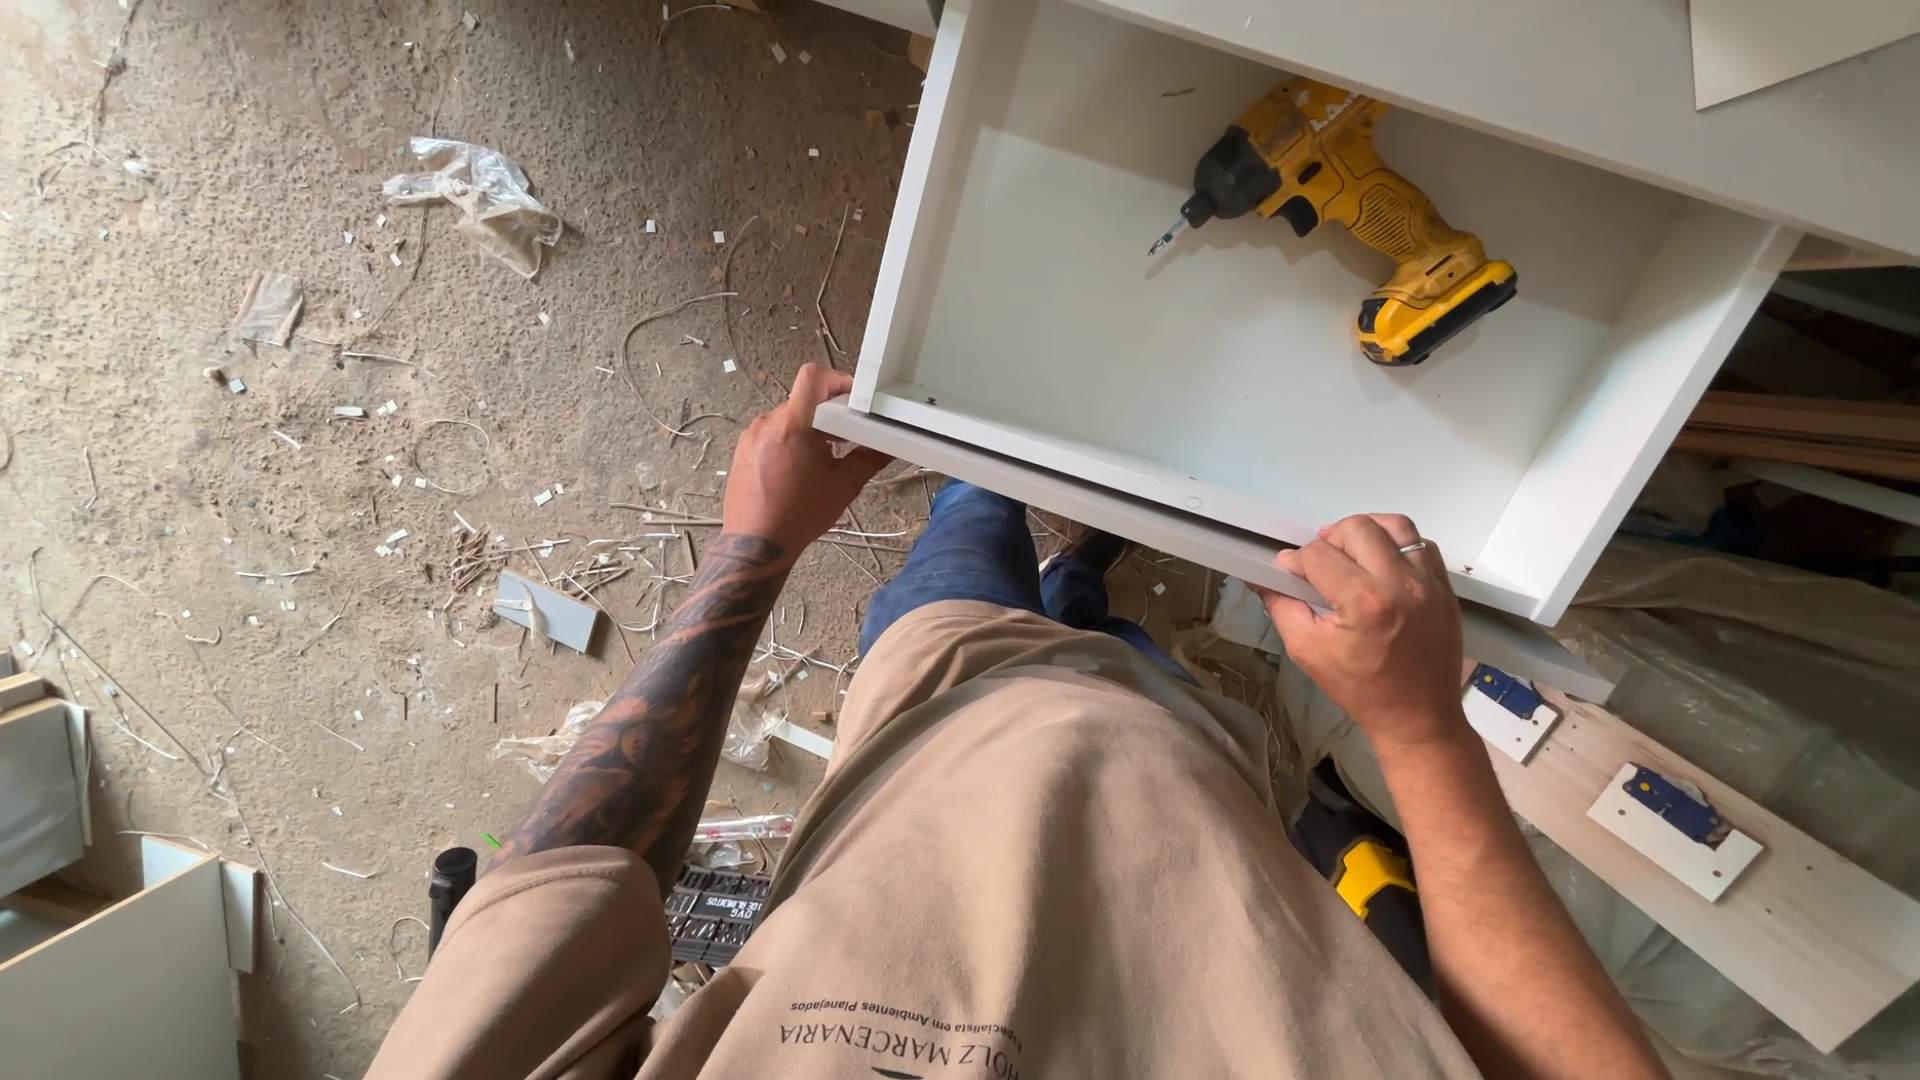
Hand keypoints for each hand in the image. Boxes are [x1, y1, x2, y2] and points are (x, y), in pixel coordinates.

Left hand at [721, 364, 890, 564]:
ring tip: (824, 457)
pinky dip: (790, 442)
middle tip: (847, 435)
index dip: (837, 380)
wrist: (757, 542)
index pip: (813, 377)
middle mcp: (768, 424)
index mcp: (793, 426)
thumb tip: (888, 447)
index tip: (851, 399)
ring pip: (788, 418)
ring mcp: (752, 437)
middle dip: (828, 414)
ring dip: (809, 429)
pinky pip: (772, 434)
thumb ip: (868, 459)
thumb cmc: (797, 516)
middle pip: (803, 400)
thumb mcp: (843, 486)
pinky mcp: (744, 451)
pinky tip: (801, 469)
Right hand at [1255, 514, 1467, 750]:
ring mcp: (1429, 584)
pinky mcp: (1445, 589)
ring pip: (1395, 526)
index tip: (1289, 571)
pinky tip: (1380, 563)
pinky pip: (1422, 544)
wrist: (1417, 716)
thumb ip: (1281, 606)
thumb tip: (1262, 577)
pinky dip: (1397, 544)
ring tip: (1351, 552)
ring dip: (1365, 532)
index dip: (1296, 560)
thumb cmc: (1358, 688)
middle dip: (1329, 539)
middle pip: (1357, 528)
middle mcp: (1400, 583)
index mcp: (1363, 601)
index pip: (1319, 555)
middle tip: (1319, 562)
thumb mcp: (1307, 650)